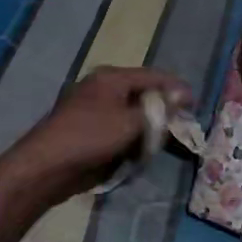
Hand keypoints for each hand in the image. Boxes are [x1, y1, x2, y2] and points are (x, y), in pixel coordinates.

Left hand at [0, 67, 191, 204]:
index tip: (195, 103)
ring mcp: (93, 108)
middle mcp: (102, 88)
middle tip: (182, 124)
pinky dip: (132, 136)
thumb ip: (158, 109)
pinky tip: (141, 150)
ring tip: (165, 139)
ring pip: (131, 112)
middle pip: (142, 93)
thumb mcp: (130, 122)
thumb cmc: (90, 137)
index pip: (152, 76)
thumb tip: (183, 94)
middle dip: (162, 108)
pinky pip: (118, 127)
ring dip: (147, 126)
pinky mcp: (88, 129)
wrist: (46, 165)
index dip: (175, 88)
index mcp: (111, 78)